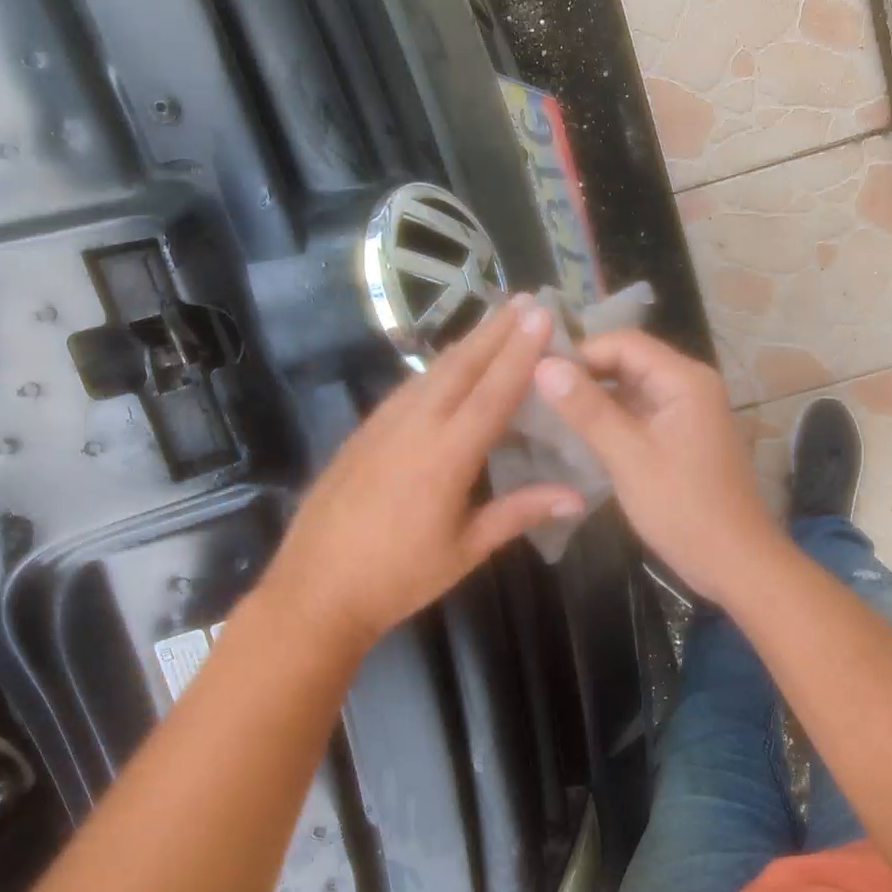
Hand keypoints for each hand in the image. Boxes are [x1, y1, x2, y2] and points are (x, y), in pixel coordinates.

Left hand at [263, 295, 581, 643]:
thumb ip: (520, 512)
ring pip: (432, 373)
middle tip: (526, 299)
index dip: (520, 352)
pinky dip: (439, 369)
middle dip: (496, 331)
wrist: (314, 591)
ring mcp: (382, 426)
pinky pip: (409, 389)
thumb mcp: (466, 549)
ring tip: (495, 321)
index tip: (541, 315)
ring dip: (467, 344)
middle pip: (461, 367)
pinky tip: (448, 368)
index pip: (493, 392)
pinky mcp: (363, 433)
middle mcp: (414, 427)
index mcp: (446, 456)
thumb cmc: (398, 576)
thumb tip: (578, 496)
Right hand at [533, 330, 782, 598]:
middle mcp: (691, 385)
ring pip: (633, 389)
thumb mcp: (629, 457)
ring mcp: (690, 412)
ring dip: (596, 399)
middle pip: (629, 361)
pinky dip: (613, 419)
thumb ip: (587, 409)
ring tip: (548, 415)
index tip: (536, 375)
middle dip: (585, 375)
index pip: (623, 343)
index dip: (579, 353)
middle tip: (535, 396)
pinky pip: (643, 413)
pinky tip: (579, 436)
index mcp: (685, 380)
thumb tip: (543, 365)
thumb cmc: (683, 508)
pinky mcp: (685, 436)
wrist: (735, 562)